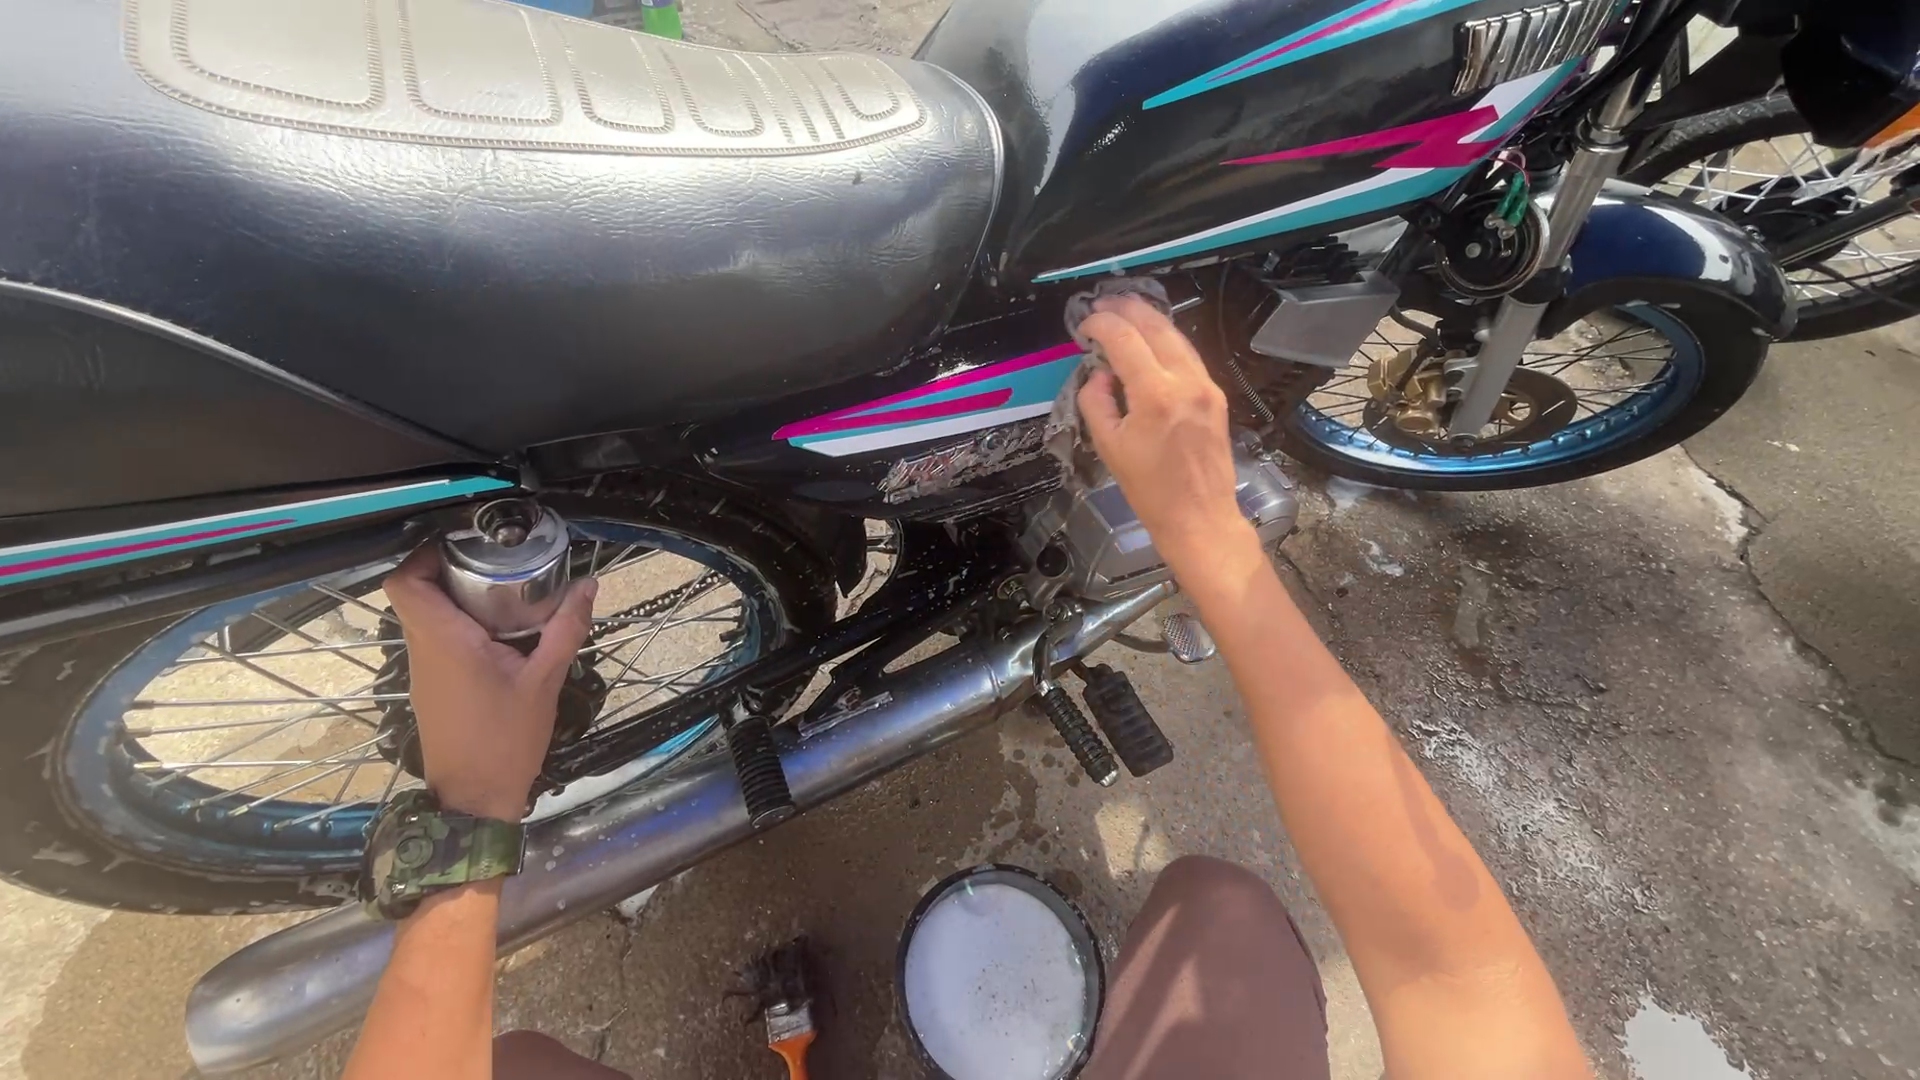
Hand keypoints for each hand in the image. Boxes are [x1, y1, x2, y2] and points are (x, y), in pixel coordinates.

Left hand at [381, 547, 596, 820]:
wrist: (475, 797)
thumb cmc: (506, 737)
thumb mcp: (546, 679)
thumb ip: (566, 629)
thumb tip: (588, 585)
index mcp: (445, 641)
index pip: (407, 582)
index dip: (426, 554)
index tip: (469, 546)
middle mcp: (424, 649)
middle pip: (417, 593)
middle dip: (453, 570)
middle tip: (501, 564)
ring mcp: (425, 670)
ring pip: (427, 616)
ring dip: (460, 598)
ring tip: (510, 592)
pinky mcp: (434, 686)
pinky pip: (439, 640)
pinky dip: (465, 625)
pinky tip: (505, 633)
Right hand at [1076, 294, 1258, 576]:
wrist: (1198, 516)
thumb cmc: (1149, 489)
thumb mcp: (1108, 447)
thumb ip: (1096, 402)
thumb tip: (1101, 375)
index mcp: (1154, 395)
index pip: (1124, 339)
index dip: (1100, 324)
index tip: (1084, 325)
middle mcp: (1185, 381)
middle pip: (1155, 326)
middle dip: (1127, 309)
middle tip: (1104, 303)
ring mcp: (1206, 386)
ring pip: (1177, 336)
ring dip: (1149, 320)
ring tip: (1126, 312)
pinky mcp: (1216, 395)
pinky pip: (1188, 356)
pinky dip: (1167, 341)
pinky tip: (1152, 342)